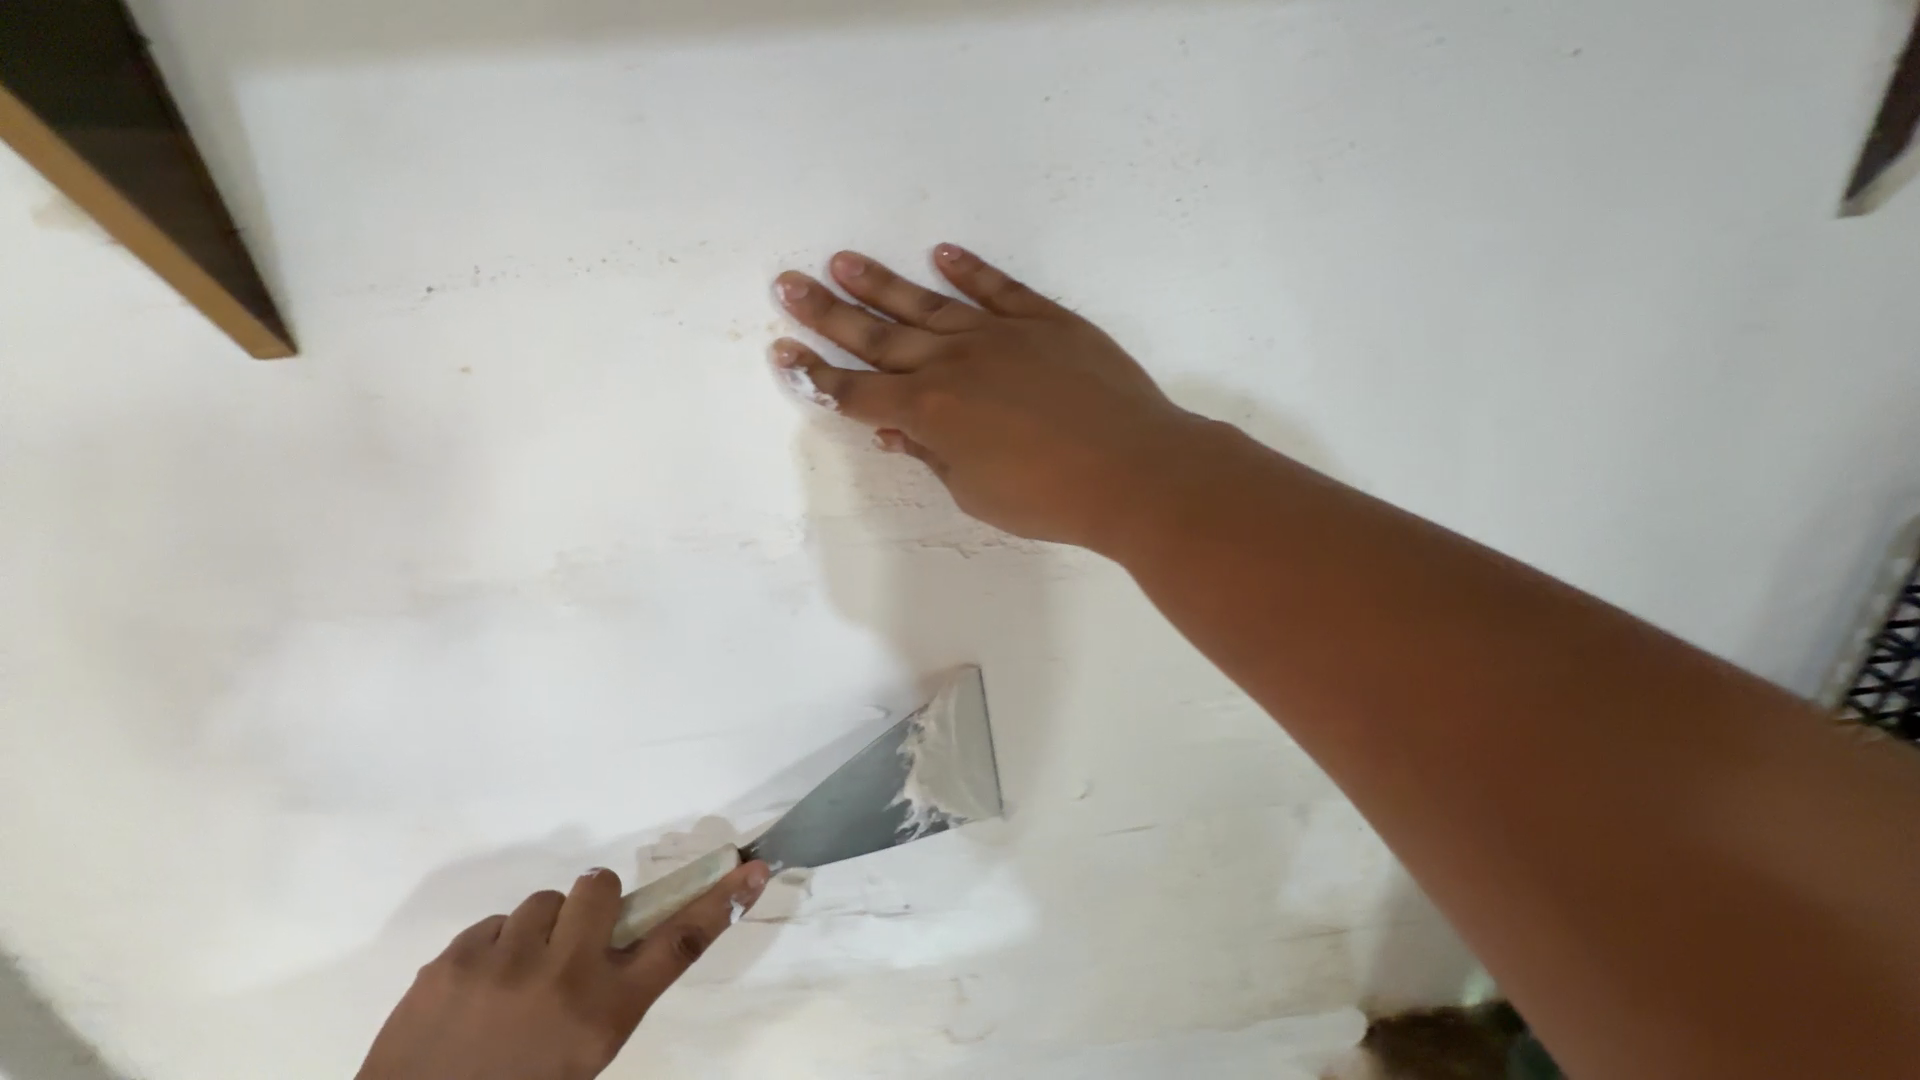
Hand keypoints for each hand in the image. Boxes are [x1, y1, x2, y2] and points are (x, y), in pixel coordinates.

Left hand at [356, 862, 769, 1079]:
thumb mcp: (583, 1055)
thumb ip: (609, 995)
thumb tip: (615, 940)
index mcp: (604, 1013)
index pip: (679, 943)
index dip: (720, 902)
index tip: (752, 868)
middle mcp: (563, 978)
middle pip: (601, 890)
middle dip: (592, 903)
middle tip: (574, 937)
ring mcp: (504, 965)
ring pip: (542, 901)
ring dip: (539, 929)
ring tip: (516, 977)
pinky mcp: (453, 960)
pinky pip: (492, 925)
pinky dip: (492, 948)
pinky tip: (475, 991)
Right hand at [771, 245, 1212, 550]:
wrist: (1134, 470)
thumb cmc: (1050, 499)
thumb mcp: (976, 494)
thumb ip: (930, 455)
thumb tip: (893, 430)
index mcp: (929, 413)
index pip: (857, 392)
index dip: (816, 375)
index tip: (782, 351)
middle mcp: (952, 364)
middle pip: (877, 337)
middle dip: (827, 314)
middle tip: (787, 284)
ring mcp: (998, 334)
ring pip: (927, 304)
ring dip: (880, 283)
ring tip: (842, 261)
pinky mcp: (1044, 319)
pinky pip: (996, 288)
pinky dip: (968, 270)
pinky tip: (941, 253)